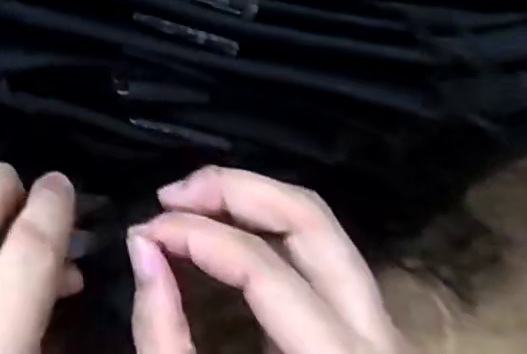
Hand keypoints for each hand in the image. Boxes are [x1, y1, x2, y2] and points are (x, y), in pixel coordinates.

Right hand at [126, 167, 408, 353]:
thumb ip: (162, 332)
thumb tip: (141, 245)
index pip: (262, 265)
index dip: (192, 234)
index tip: (142, 232)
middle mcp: (382, 344)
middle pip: (311, 219)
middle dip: (230, 188)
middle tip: (169, 196)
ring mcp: (385, 336)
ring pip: (320, 225)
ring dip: (246, 198)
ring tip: (189, 203)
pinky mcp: (368, 334)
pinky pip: (317, 254)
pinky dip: (262, 226)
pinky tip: (221, 233)